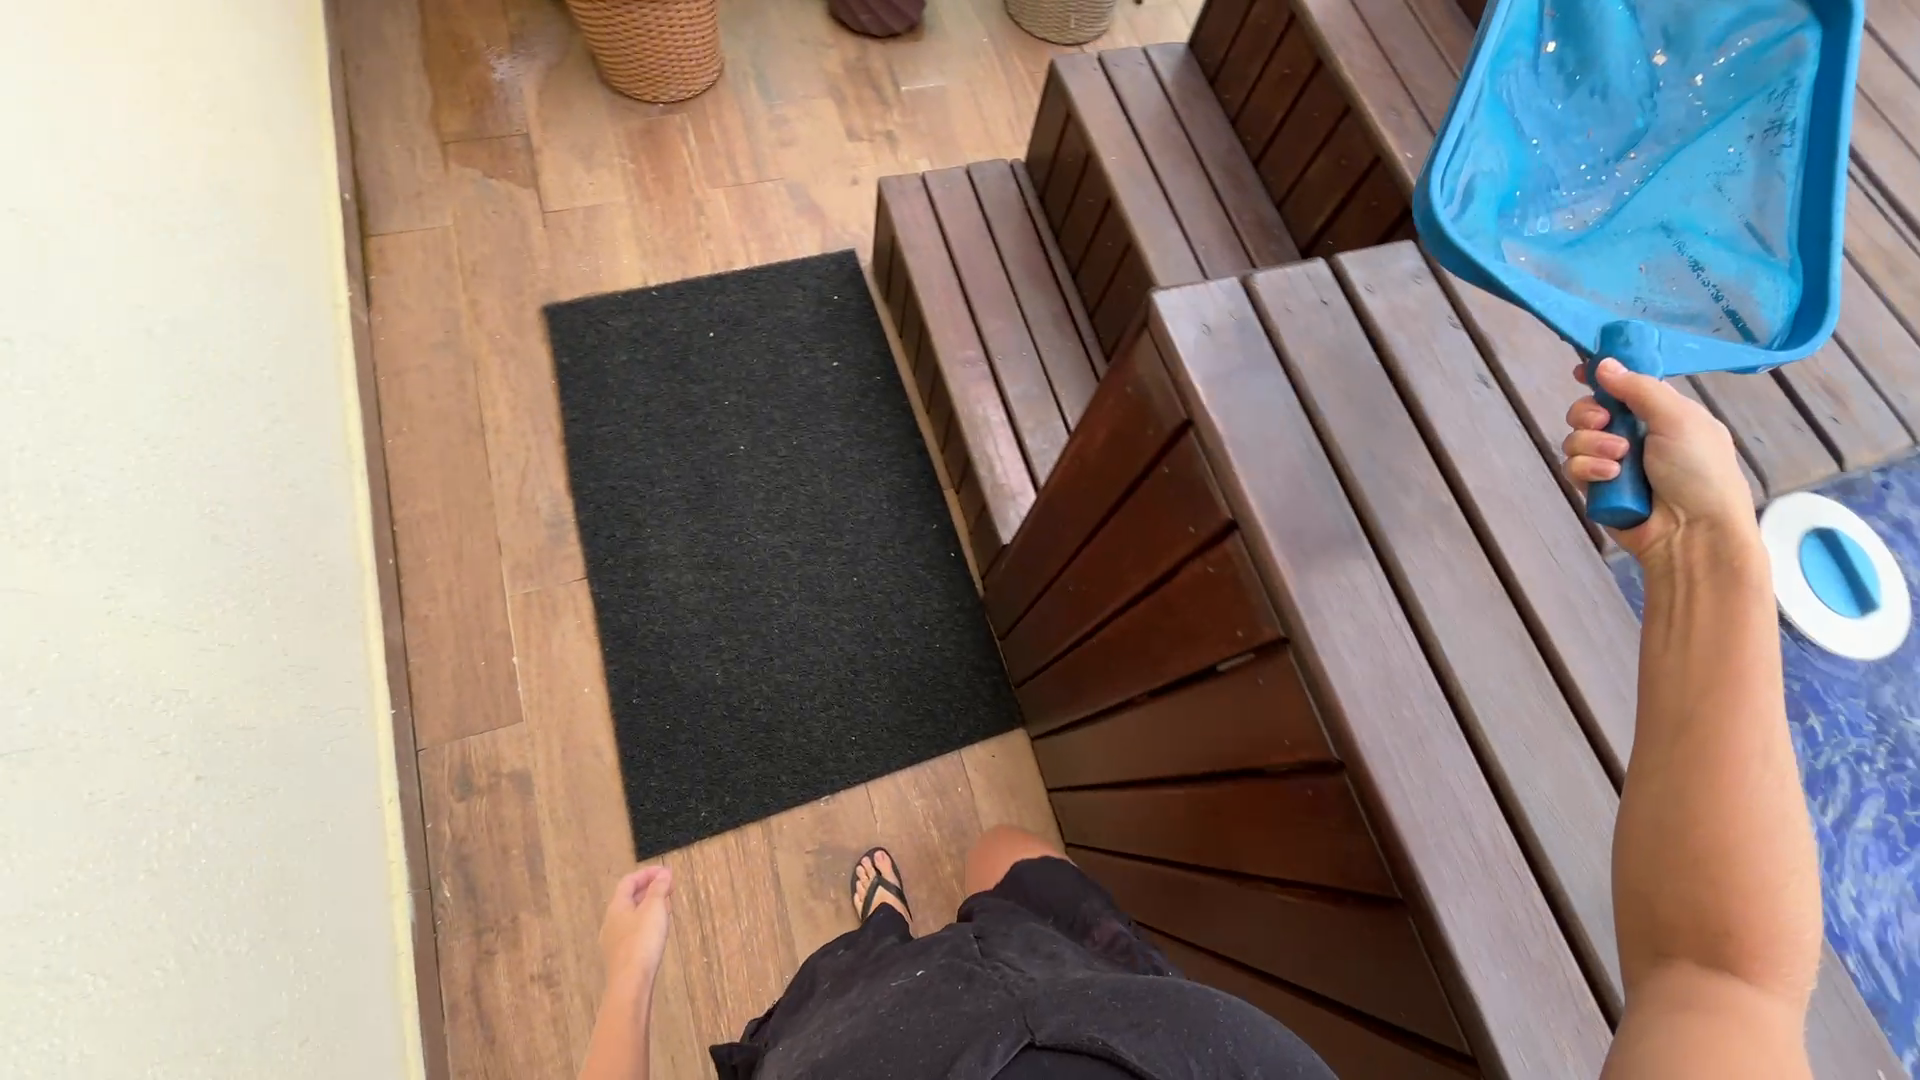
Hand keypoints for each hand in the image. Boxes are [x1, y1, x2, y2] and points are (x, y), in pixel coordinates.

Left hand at [599, 865, 673, 993]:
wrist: (630, 983)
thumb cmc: (642, 940)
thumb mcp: (654, 908)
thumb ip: (659, 888)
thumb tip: (663, 873)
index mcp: (617, 907)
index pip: (629, 881)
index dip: (647, 873)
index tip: (666, 872)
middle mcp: (611, 921)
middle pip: (629, 898)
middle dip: (650, 889)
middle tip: (670, 887)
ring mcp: (614, 940)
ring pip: (632, 915)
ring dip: (649, 905)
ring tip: (667, 905)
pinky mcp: (620, 955)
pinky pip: (633, 930)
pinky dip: (647, 921)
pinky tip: (658, 929)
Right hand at [1562, 357, 1755, 560]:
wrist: (1691, 530)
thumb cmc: (1699, 471)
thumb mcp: (1679, 420)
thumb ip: (1639, 389)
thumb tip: (1602, 363)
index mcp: (1662, 415)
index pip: (1625, 387)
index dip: (1602, 378)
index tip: (1581, 372)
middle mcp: (1634, 435)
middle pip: (1589, 411)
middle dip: (1589, 414)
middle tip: (1605, 421)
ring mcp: (1612, 462)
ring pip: (1575, 440)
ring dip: (1592, 446)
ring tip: (1618, 461)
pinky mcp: (1595, 487)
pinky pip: (1573, 467)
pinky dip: (1588, 470)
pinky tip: (1610, 479)